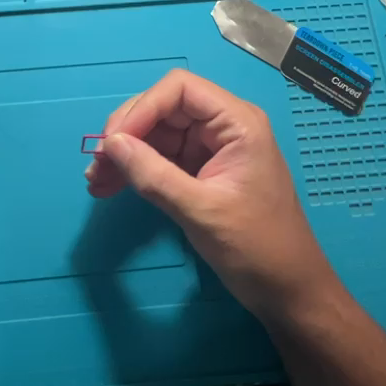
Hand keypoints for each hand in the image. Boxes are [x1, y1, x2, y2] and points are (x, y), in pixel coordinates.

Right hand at [85, 69, 335, 321]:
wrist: (290, 295)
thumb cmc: (257, 249)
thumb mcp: (201, 212)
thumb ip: (154, 175)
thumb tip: (110, 144)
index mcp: (236, 122)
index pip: (179, 89)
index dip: (142, 109)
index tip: (113, 142)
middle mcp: (223, 125)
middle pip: (163, 107)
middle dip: (128, 132)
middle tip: (97, 162)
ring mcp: (212, 147)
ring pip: (157, 133)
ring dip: (125, 153)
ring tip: (96, 179)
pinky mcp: (202, 169)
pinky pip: (161, 156)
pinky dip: (136, 169)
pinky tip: (110, 185)